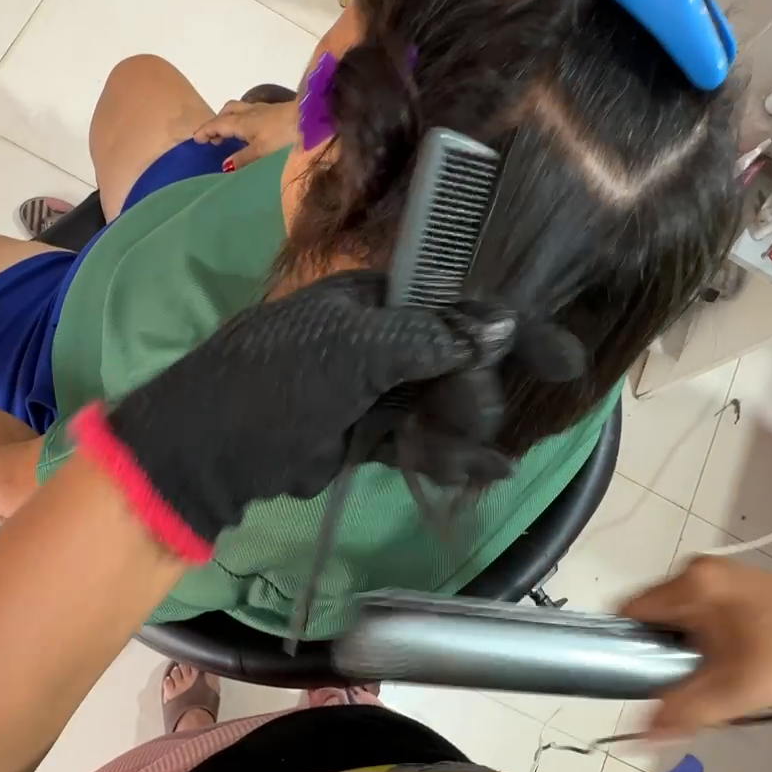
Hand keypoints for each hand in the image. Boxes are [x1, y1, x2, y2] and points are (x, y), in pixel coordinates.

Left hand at [73, 271, 525, 558]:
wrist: (212, 453)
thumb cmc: (275, 384)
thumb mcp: (351, 351)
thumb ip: (426, 339)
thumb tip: (498, 326)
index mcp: (370, 302)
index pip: (454, 305)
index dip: (506, 329)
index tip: (560, 357)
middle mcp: (374, 339)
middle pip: (451, 359)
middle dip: (478, 390)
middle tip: (487, 421)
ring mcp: (368, 389)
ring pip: (436, 405)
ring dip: (464, 430)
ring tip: (486, 458)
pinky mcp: (361, 434)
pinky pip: (414, 441)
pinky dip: (445, 456)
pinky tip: (486, 469)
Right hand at [193, 100, 298, 168]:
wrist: (307, 120)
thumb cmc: (282, 136)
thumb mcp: (260, 151)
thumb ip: (242, 158)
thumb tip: (224, 166)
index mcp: (241, 121)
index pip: (217, 124)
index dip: (206, 130)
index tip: (195, 139)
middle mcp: (247, 112)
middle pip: (226, 113)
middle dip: (216, 123)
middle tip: (211, 138)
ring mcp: (260, 110)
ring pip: (236, 109)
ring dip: (227, 118)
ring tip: (227, 132)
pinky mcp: (271, 111)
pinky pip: (248, 111)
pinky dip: (241, 118)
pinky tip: (248, 128)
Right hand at [619, 557, 771, 736]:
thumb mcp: (739, 693)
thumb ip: (682, 713)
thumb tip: (636, 738)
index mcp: (692, 582)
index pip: (628, 612)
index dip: (625, 648)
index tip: (639, 682)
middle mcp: (701, 570)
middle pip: (653, 618)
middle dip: (661, 656)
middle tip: (687, 689)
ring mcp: (726, 576)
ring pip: (679, 620)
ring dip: (686, 654)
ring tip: (714, 682)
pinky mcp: (745, 588)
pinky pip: (703, 616)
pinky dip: (707, 644)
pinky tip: (734, 666)